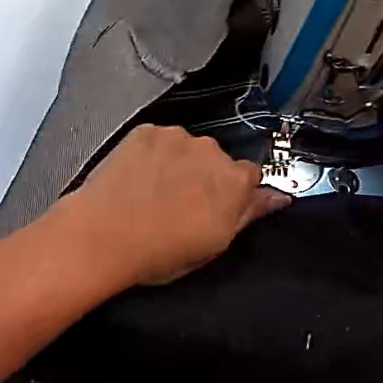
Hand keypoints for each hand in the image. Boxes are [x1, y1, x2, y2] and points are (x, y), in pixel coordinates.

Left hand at [53, 125, 291, 288]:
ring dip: (178, 164)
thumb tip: (278, 197)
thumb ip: (250, 214)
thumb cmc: (161, 251)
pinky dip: (152, 155)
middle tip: (180, 205)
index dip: (233, 192)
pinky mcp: (145, 132)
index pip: (249, 175)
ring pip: (187, 148)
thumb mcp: (215, 243)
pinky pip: (158, 140)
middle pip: (217, 160)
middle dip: (204, 176)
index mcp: (235, 180)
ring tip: (153, 193)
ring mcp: (176, 138)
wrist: (103, 235)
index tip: (215, 207)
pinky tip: (137, 179)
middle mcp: (211, 150)